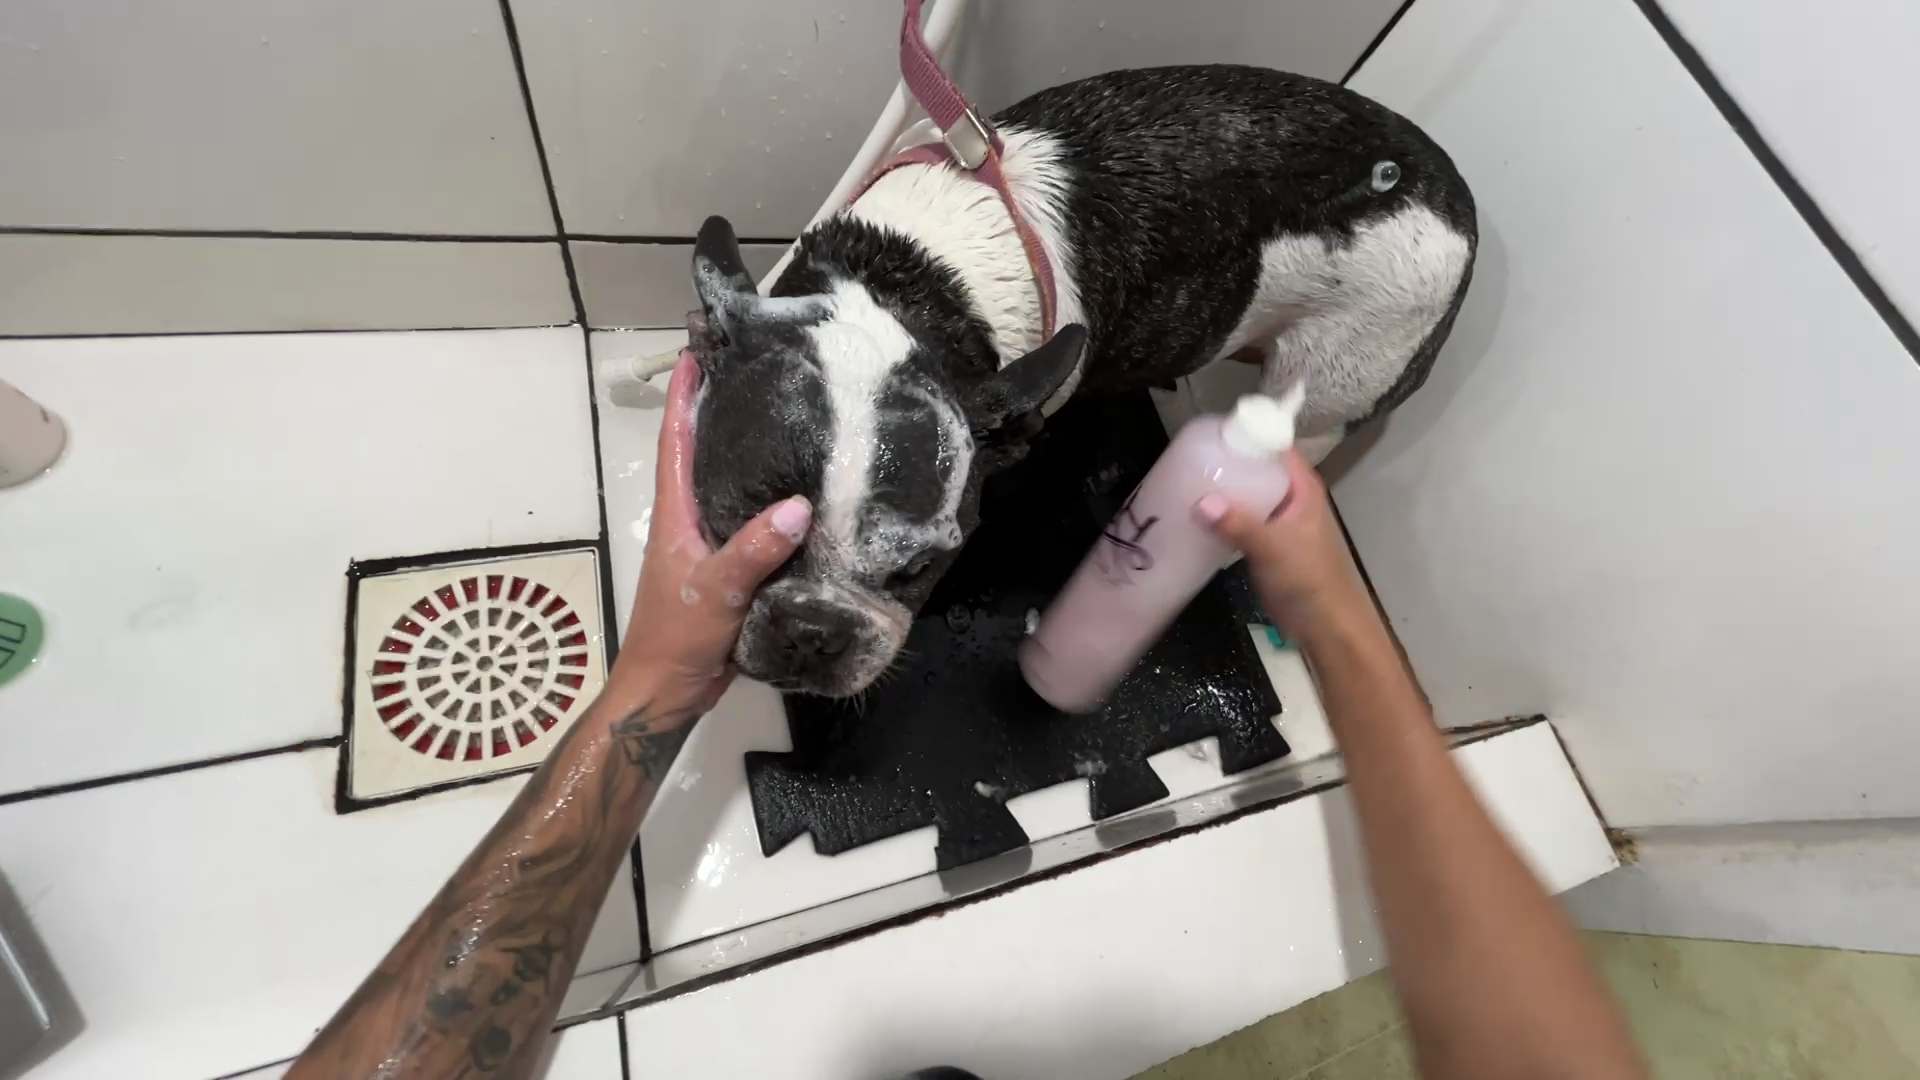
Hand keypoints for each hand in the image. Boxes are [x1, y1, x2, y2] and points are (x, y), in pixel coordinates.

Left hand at [614, 353, 810, 717]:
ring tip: (795, 428)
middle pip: (707, 457)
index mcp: (678, 513)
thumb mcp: (714, 588)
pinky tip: (810, 501)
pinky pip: (757, 527)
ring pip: (736, 492)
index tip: (699, 354)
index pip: (677, 442)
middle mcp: (694, 520)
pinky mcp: (734, 569)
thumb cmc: (678, 634)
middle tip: (764, 381)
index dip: (685, 398)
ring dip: (756, 461)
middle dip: (725, 416)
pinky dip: (778, 508)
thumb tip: (800, 506)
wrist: (670, 689)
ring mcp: (713, 545)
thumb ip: (753, 550)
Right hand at [1195, 449, 1370, 642]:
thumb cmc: (1309, 579)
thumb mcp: (1273, 548)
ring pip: (1247, 494)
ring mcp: (1277, 522)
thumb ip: (1238, 525)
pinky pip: (1240, 518)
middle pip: (1257, 469)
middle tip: (1191, 457)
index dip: (1249, 434)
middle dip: (1228, 462)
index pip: (1276, 447)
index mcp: (1302, 489)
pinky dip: (1222, 515)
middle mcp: (1290, 499)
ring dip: (1223, 490)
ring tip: (1188, 481)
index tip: (1213, 433)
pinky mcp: (1264, 543)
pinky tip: (1197, 516)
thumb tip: (1200, 502)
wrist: (1324, 625)